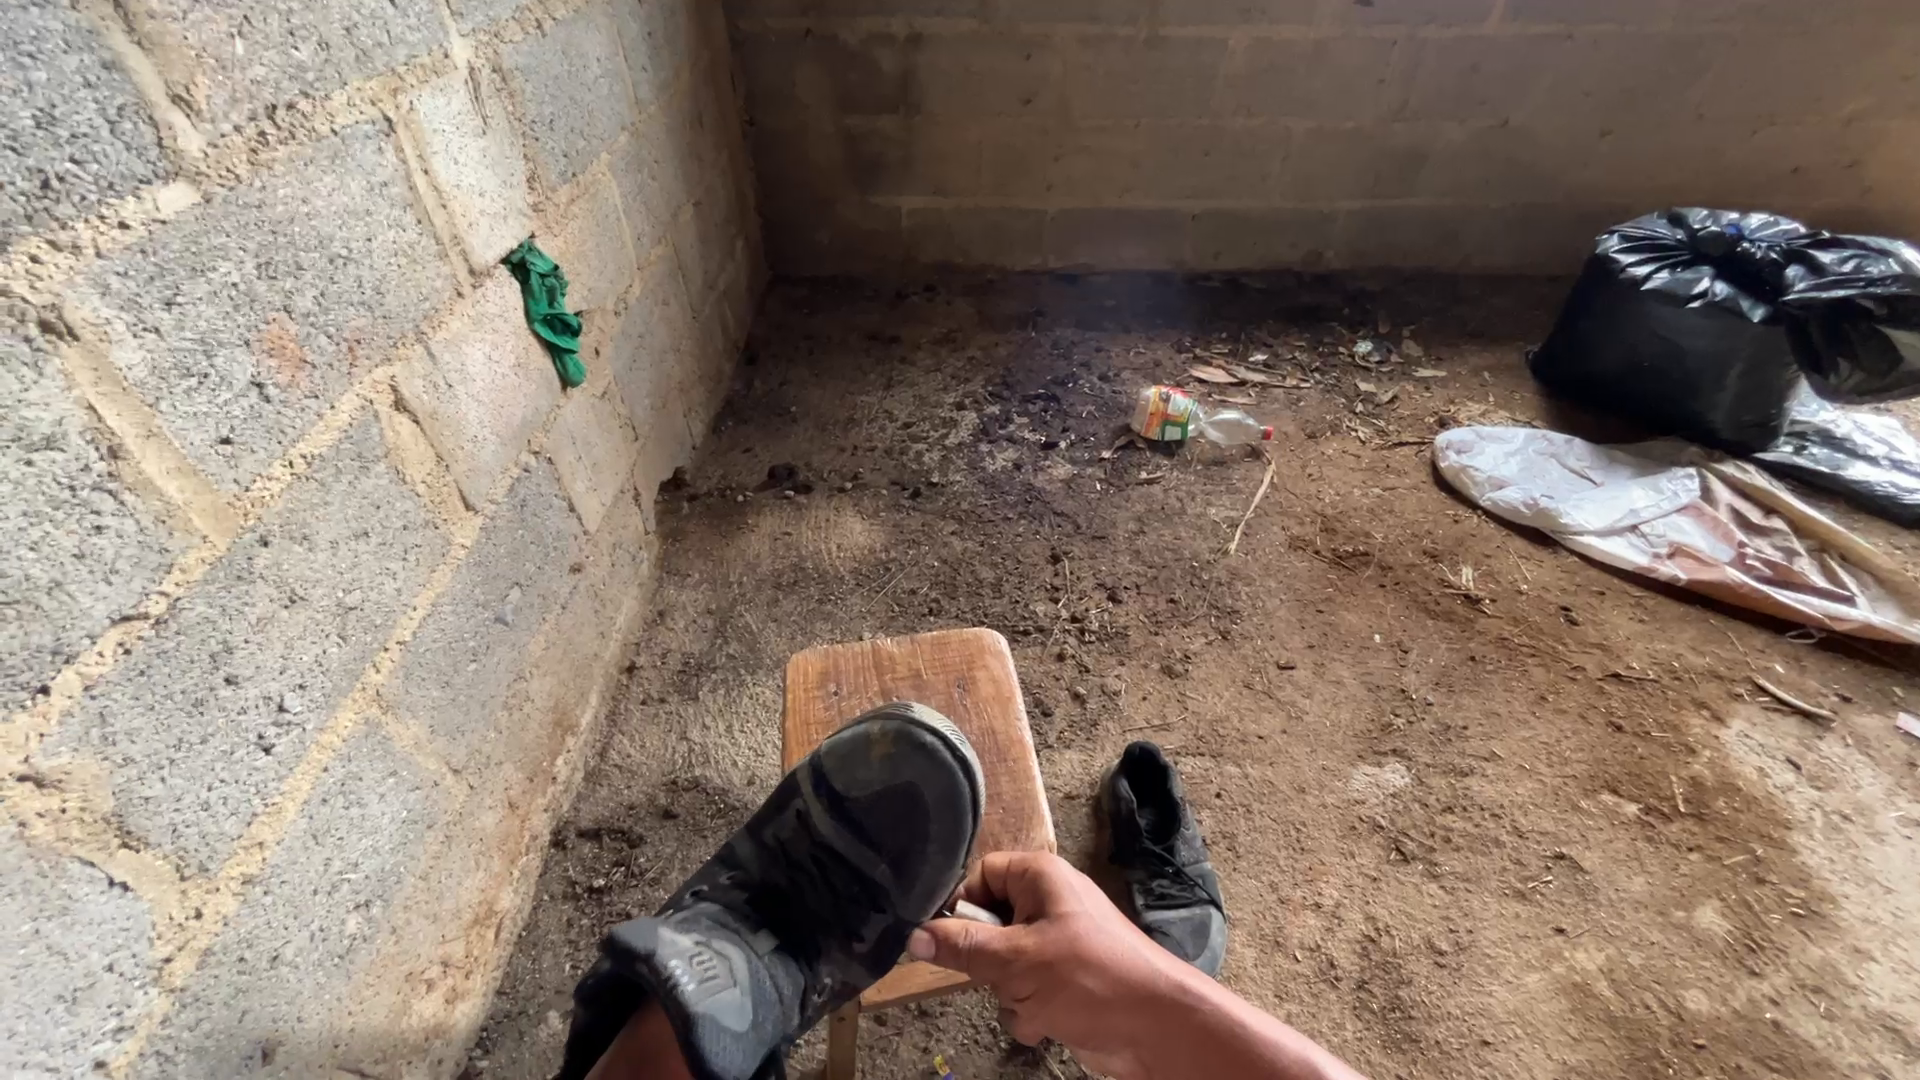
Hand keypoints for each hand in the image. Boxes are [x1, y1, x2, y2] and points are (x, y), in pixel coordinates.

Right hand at [907, 851, 1201, 1078]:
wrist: (1157, 1027)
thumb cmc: (1088, 976)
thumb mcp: (1016, 960)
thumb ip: (963, 948)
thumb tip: (913, 935)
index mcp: (1039, 877)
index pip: (983, 874)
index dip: (964, 905)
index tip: (952, 940)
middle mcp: (1048, 901)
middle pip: (991, 922)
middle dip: (990, 961)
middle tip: (1000, 975)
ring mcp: (1059, 941)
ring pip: (1005, 962)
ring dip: (1010, 991)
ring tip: (1032, 1000)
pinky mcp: (1067, 978)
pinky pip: (1028, 988)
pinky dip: (1031, 1008)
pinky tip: (1048, 1021)